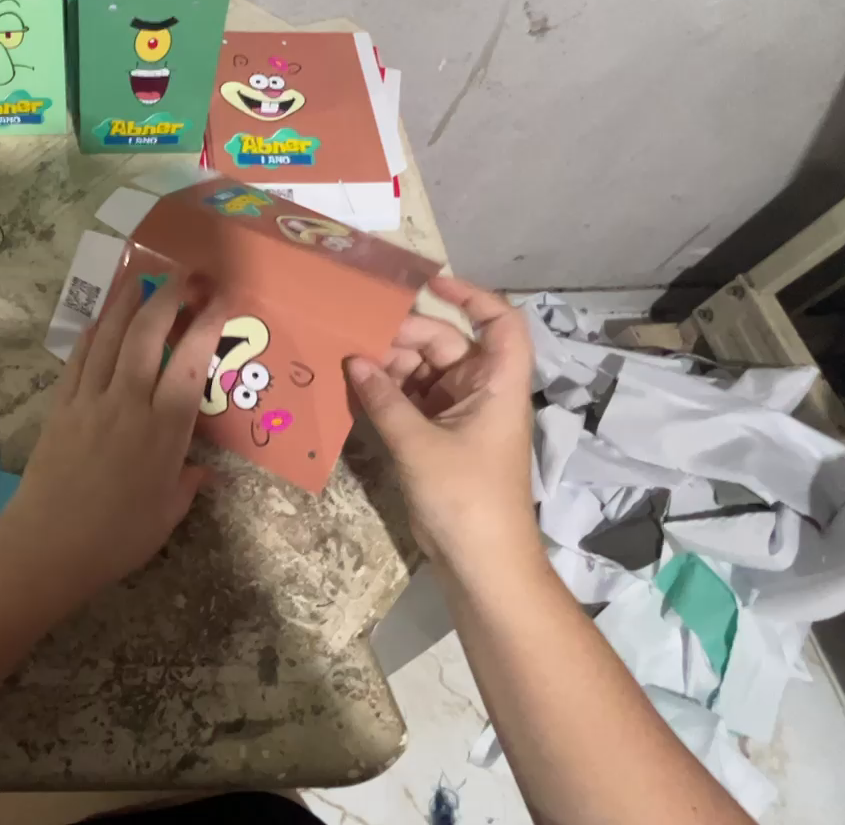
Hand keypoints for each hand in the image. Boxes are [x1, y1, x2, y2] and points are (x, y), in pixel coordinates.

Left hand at [0, 275, 226, 596]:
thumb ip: (186, 483)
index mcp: (163, 430)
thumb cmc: (116, 538)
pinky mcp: (61, 406)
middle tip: (183, 276)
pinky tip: (102, 319)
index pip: (192, 363)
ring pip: (111, 337)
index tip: (220, 299)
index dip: (207, 325)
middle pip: (148, 335)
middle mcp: (127, 403)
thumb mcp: (166, 515)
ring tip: (141, 277)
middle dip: (167, 297)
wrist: (47, 546)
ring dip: (127, 303)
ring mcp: (90, 400)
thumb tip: (203, 470)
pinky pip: (79, 359)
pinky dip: (93, 334)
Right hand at [346, 275, 537, 570]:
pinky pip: (410, 399)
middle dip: (402, 336)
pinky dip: (385, 391)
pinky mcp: (438, 436)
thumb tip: (353, 360)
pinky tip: (353, 387)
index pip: (500, 323)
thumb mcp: (418, 443)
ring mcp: (458, 414)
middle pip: (444, 344)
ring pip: (421, 371)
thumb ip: (383, 398)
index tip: (428, 283)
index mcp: (496, 384)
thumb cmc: (465, 496)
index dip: (472, 296)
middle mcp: (480, 391)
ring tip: (345, 359)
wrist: (480, 561)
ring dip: (387, 365)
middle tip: (354, 334)